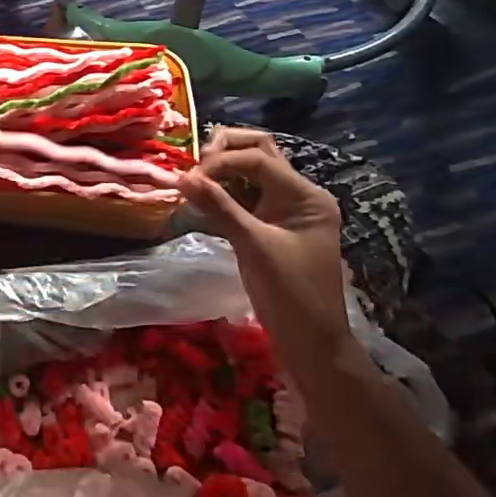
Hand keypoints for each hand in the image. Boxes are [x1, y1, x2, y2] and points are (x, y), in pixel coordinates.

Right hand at [177, 128, 352, 352]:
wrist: (313, 346)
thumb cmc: (291, 296)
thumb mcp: (254, 247)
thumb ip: (219, 207)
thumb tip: (182, 176)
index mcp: (306, 195)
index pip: (259, 159)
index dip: (221, 162)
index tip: (189, 178)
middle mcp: (299, 194)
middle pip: (260, 151)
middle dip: (225, 150)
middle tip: (194, 167)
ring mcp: (285, 209)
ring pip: (252, 169)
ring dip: (222, 168)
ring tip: (194, 179)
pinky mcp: (271, 224)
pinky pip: (245, 193)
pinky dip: (224, 189)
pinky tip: (202, 196)